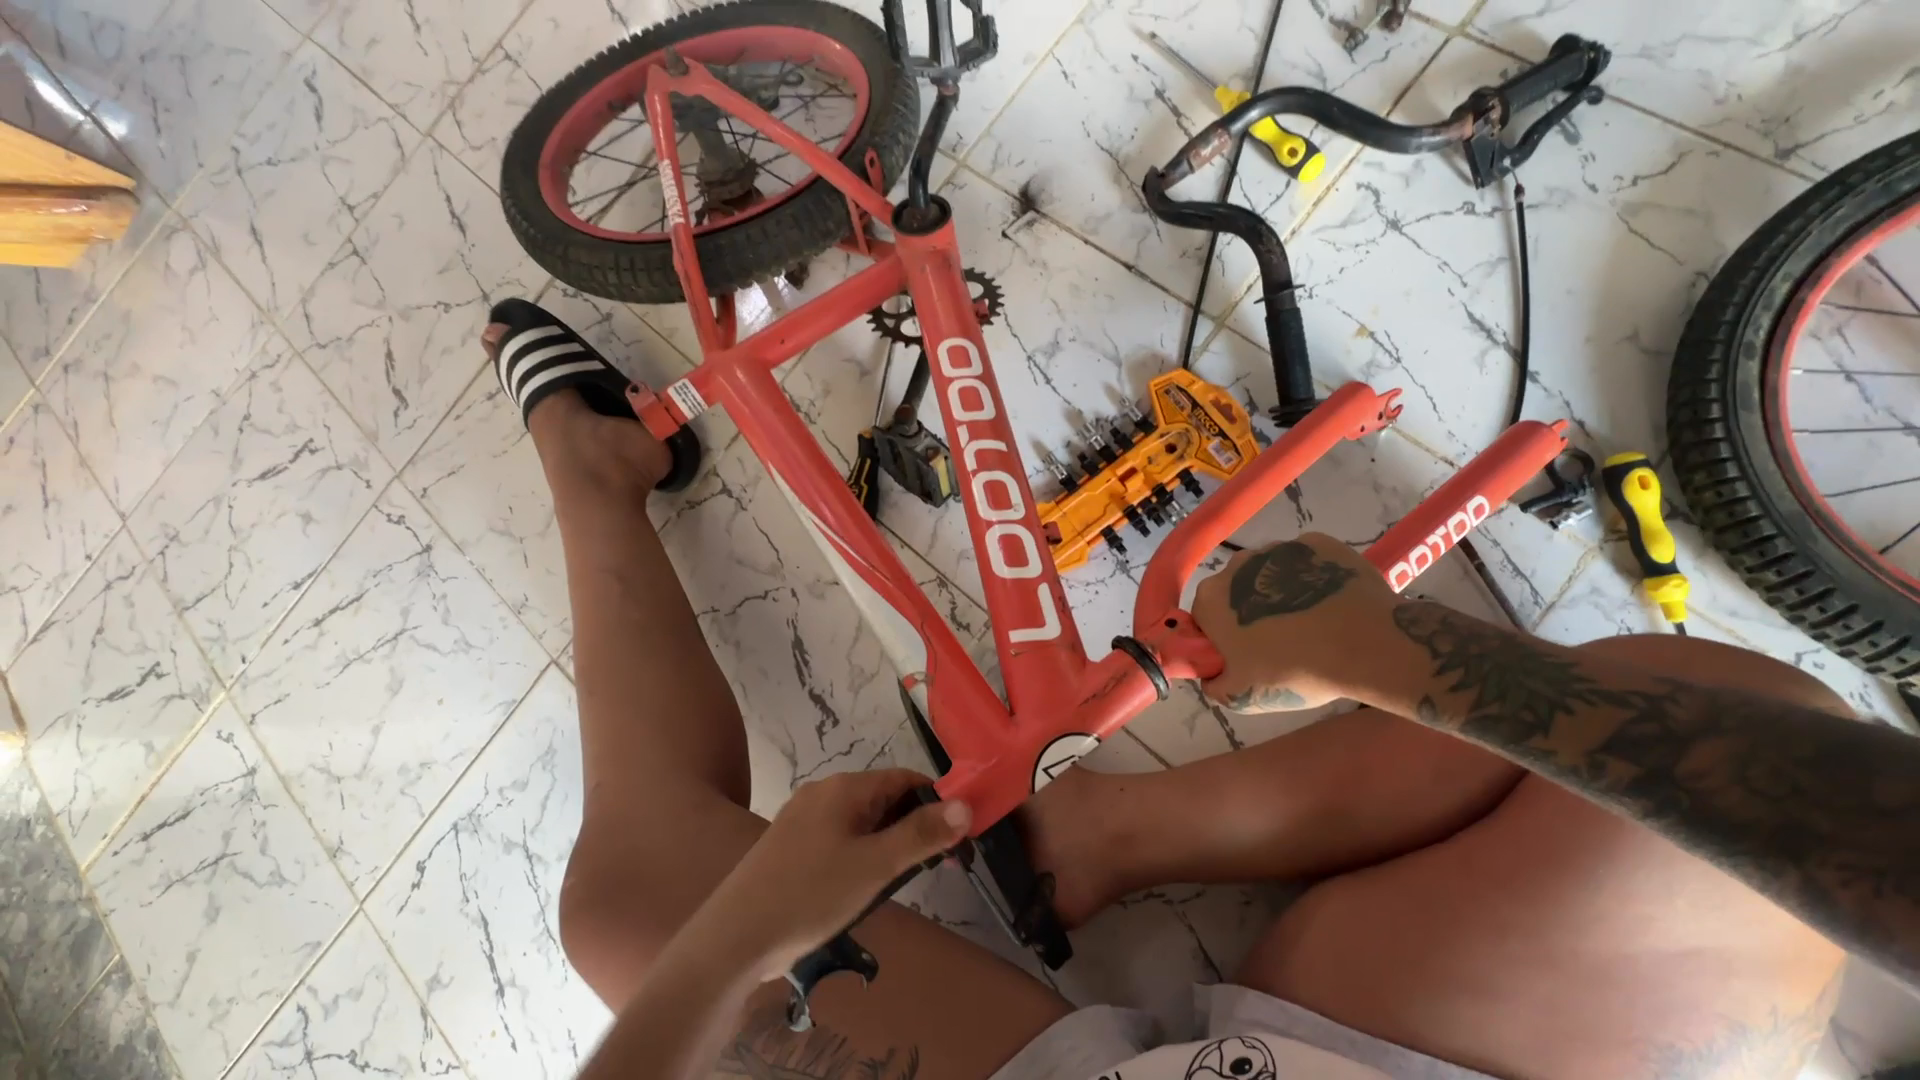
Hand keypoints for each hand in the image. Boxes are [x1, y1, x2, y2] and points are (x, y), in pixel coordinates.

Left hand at [694, 769, 970, 982]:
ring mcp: (802, 819)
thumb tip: (965, 804)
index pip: (905, 780)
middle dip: (912, 829)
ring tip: (894, 885)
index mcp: (844, 788)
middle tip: (932, 870)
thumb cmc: (811, 895)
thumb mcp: (875, 866)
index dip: (935, 805)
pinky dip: (858, 857)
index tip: (955, 842)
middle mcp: (822, 794)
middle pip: (883, 800)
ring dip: (886, 847)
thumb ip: (922, 834)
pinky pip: (838, 841)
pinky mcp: (789, 846)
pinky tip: (858, 891)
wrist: (735, 938)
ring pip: (861, 823)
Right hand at [1190, 533, 1395, 711]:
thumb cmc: (1294, 671)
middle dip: (1249, 611)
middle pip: (1237, 590)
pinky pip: (1308, 563)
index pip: (1203, 617)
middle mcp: (1238, 563)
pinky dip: (1315, 580)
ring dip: (1282, 594)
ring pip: (1272, 574)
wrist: (1367, 645)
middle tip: (1279, 644)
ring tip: (1313, 625)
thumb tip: (1212, 675)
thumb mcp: (1242, 696)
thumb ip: (1214, 683)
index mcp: (1211, 598)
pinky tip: (1333, 605)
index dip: (1221, 638)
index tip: (1243, 657)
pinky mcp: (1319, 543)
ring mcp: (1280, 548)